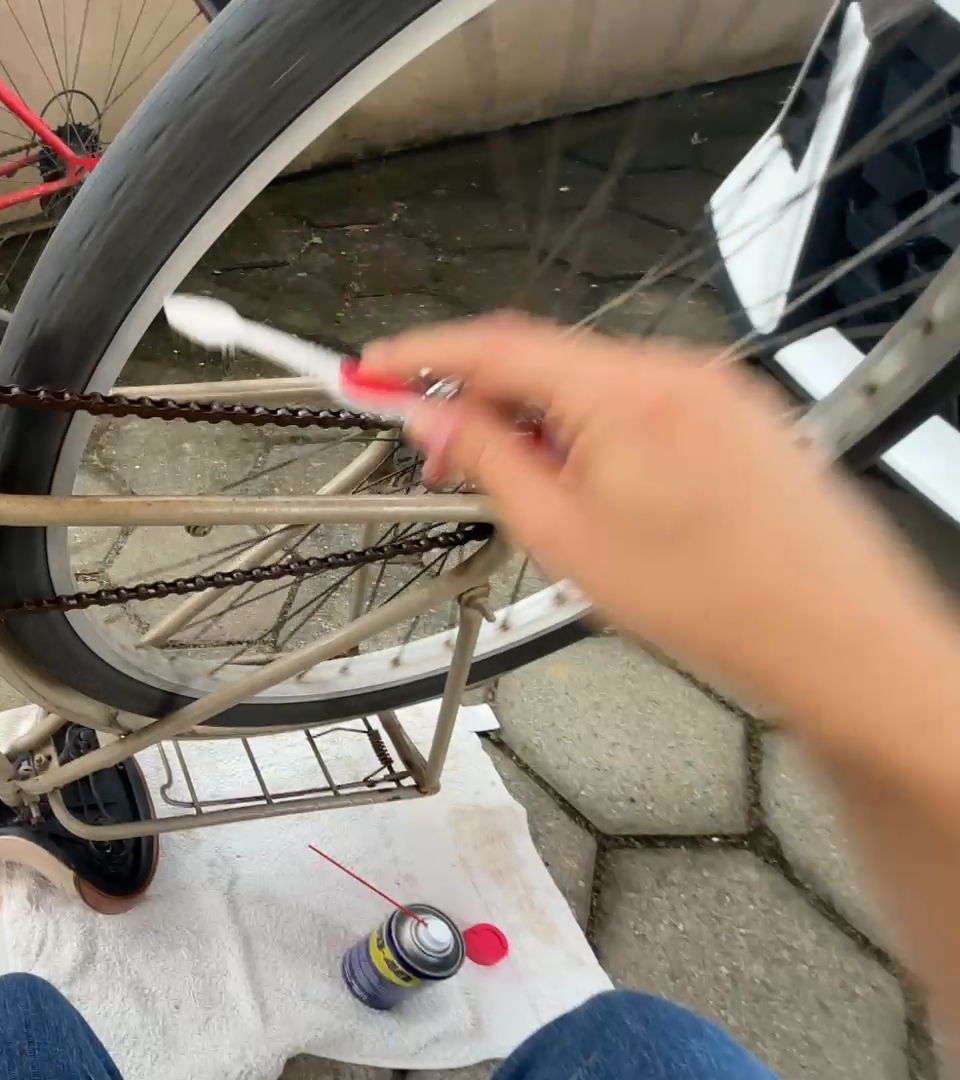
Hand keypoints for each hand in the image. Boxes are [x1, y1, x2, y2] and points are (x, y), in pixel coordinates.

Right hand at [360, 313, 948, 702]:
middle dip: (468, 402)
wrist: (831, 635)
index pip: (492, 346)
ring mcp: (705, 387)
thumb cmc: (708, 594)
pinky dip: (568, 424)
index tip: (373, 367)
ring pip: (573, 381)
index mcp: (626, 395)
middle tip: (433, 454)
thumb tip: (430, 417)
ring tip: (507, 485)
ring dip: (519, 419)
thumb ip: (483, 458)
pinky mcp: (721, 408)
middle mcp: (673, 373)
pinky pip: (618, 395)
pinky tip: (561, 475)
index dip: (418, 354)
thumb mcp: (556, 530)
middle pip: (532, 361)